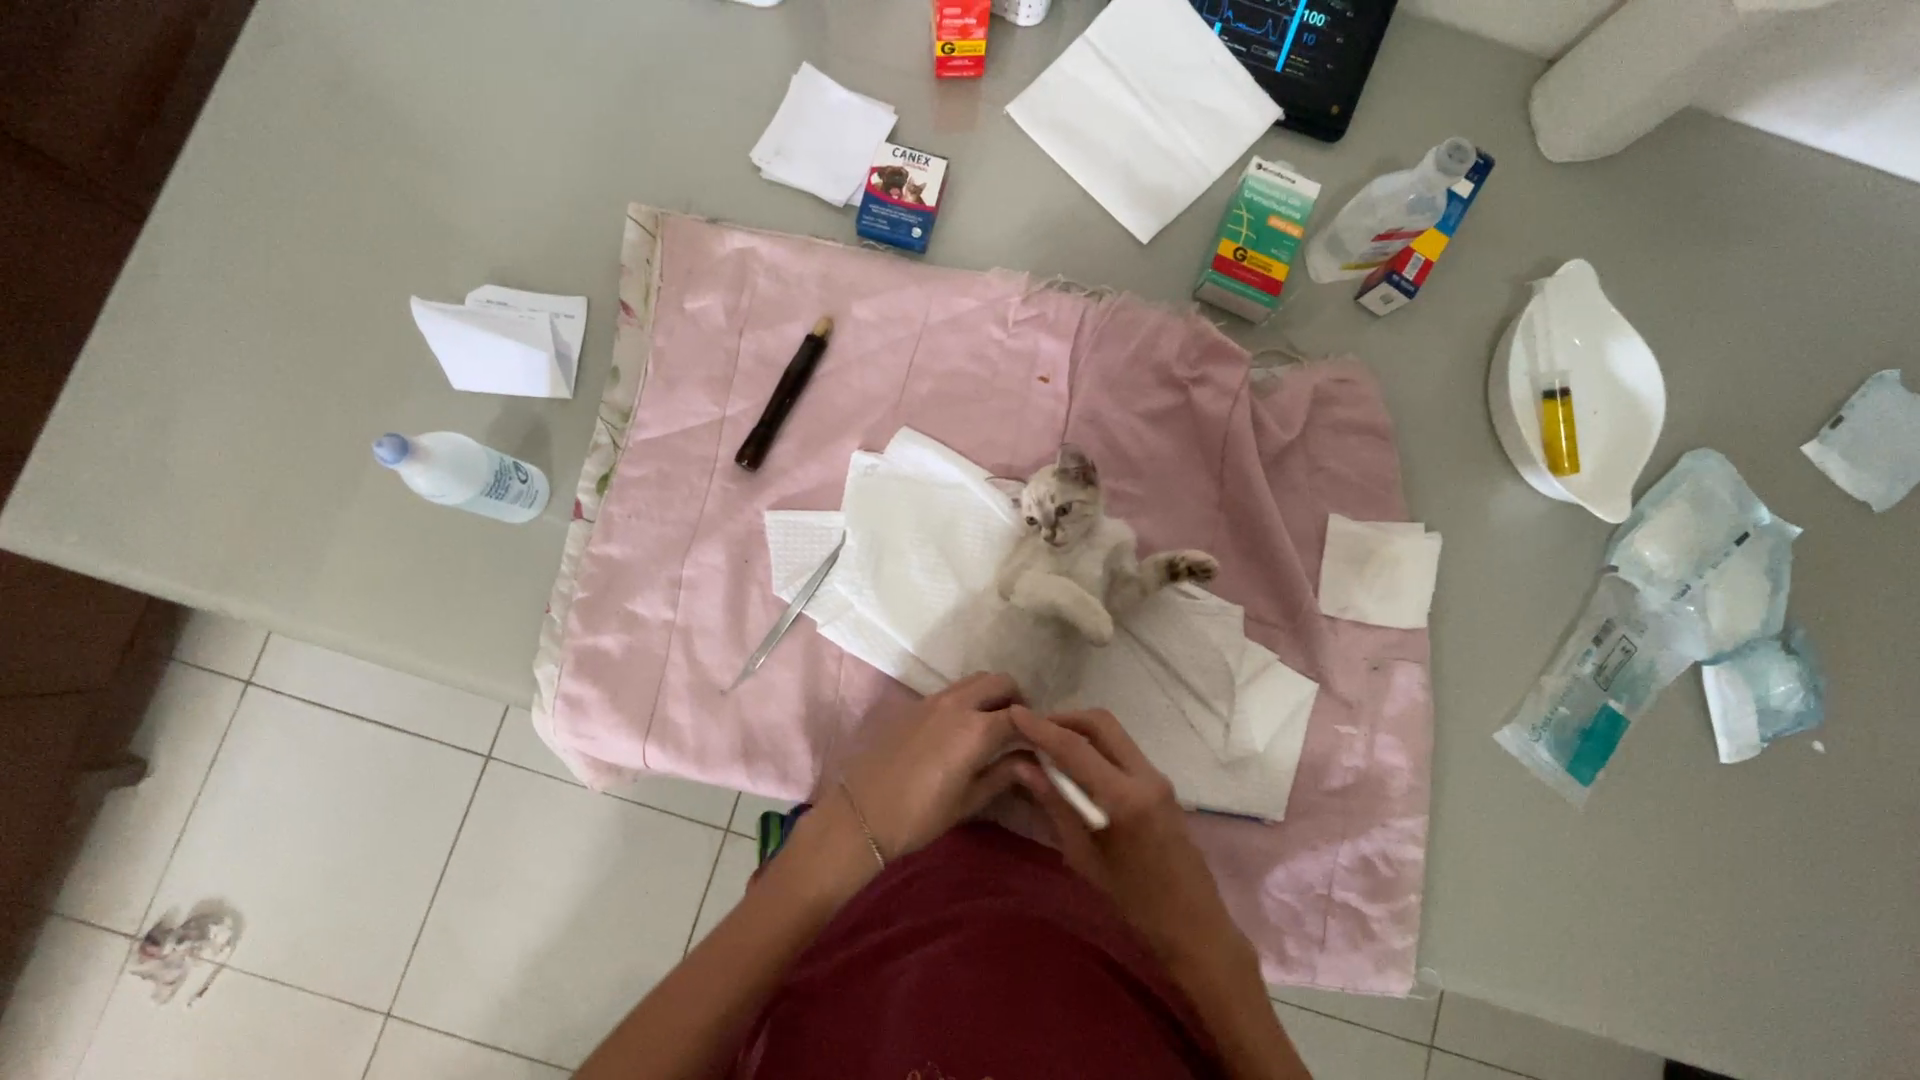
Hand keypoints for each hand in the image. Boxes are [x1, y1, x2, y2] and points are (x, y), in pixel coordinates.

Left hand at [832, 672, 1030, 861]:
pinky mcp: (912, 705)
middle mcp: (957, 704)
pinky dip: (965, 701)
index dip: (1036, 727)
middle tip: (1017, 727)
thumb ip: (1003, 775)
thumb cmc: (920, 815)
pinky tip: (959, 731)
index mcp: (976, 729)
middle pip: (998, 681)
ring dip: (988, 695)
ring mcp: (931, 701)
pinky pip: (949, 692)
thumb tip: (1030, 761)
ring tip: (990, 726)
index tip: (1042, 742)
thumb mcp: (968, 801)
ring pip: (972, 681)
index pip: (1021, 715)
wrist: (861, 813)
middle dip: (1014, 698)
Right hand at [1011, 709, 1254, 974]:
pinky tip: (1074, 765)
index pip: (1075, 748)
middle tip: (1032, 729)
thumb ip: (1055, 805)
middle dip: (1063, 719)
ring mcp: (1158, 777)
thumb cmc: (1133, 900)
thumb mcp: (1084, 856)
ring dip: (1079, 730)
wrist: (1192, 921)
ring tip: (1048, 745)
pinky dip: (1095, 746)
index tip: (1014, 713)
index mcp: (1124, 799)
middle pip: (1100, 723)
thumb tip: (1023, 766)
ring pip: (1113, 733)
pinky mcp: (1161, 784)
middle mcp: (1145, 777)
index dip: (1041, 728)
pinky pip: (1123, 750)